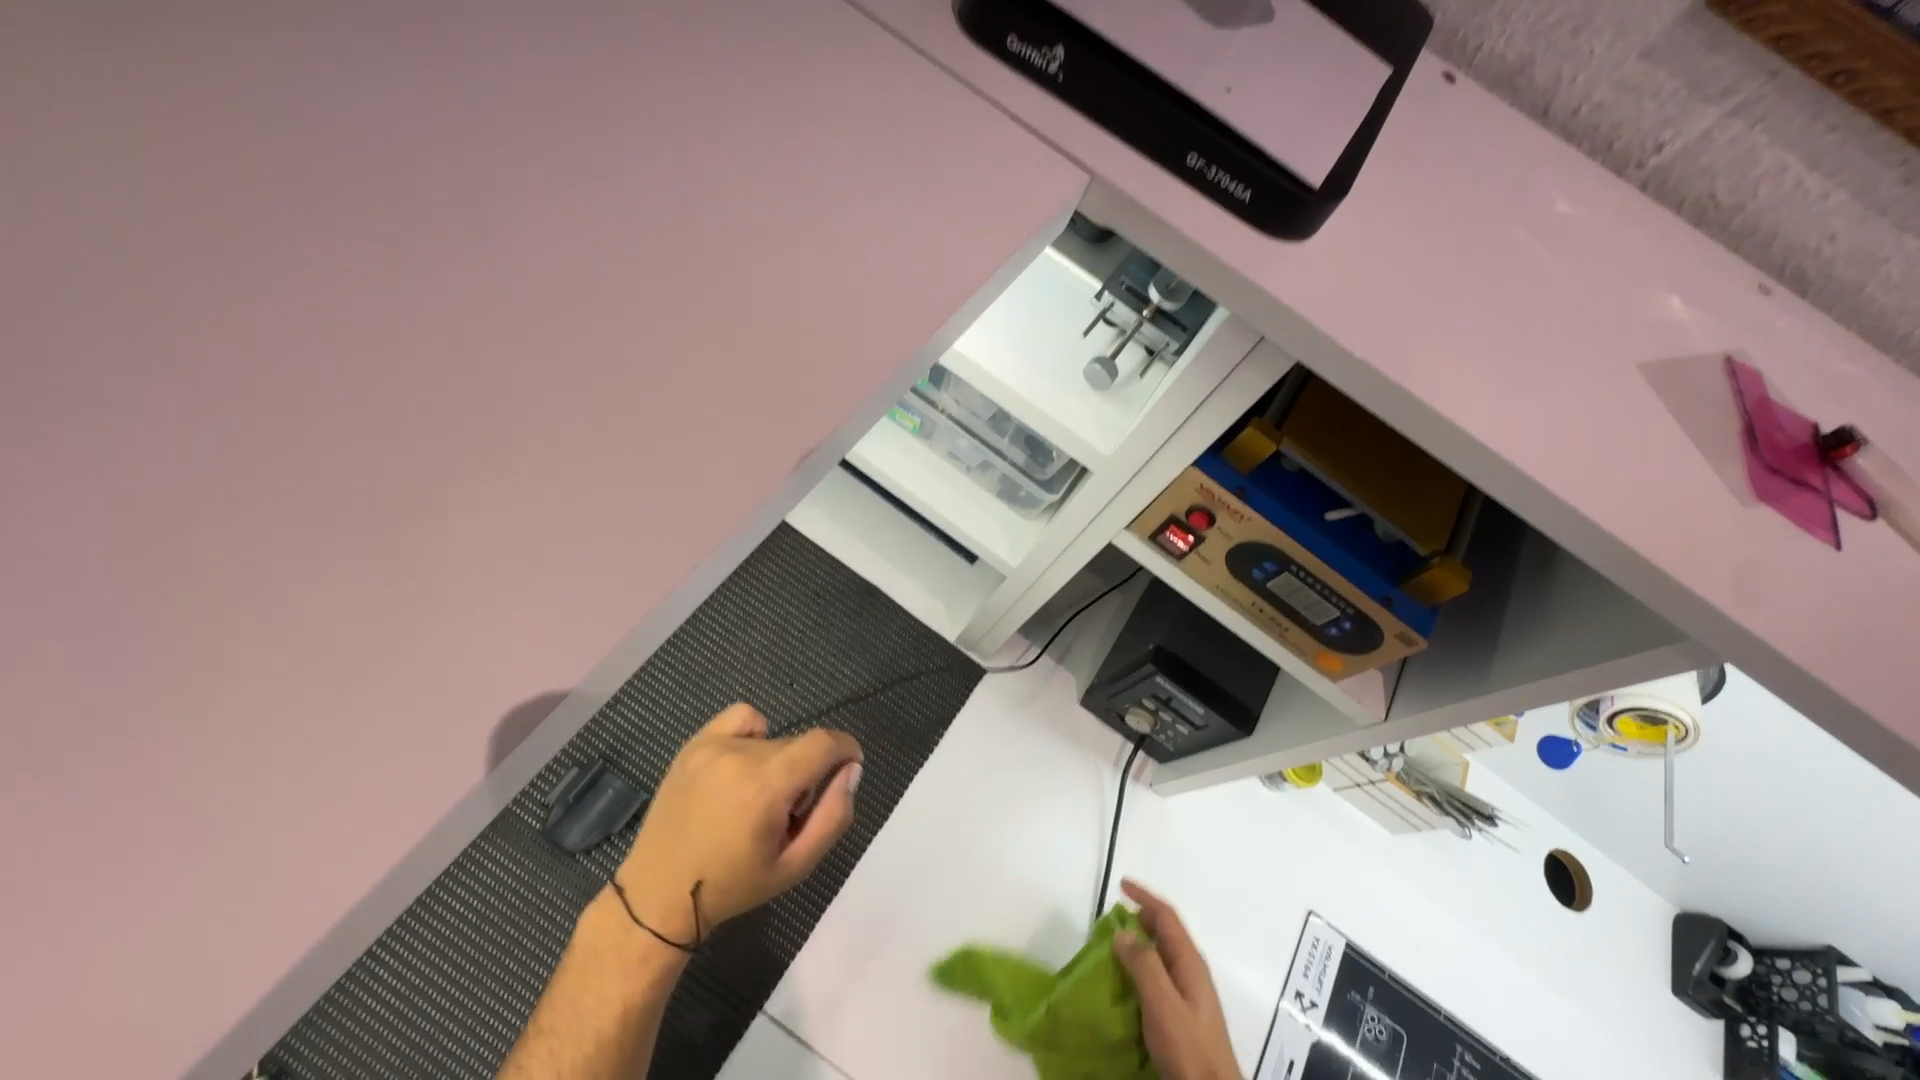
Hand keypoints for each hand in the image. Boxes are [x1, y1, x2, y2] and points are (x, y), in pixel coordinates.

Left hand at [614, 704, 862, 943]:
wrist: (659, 893)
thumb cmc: (732, 886)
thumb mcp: (796, 866)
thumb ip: (834, 816)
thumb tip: (852, 771)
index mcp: (766, 787)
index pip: (824, 743)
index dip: (847, 749)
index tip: (850, 768)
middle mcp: (739, 756)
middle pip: (799, 746)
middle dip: (808, 773)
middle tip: (788, 814)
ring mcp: (712, 746)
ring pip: (773, 739)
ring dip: (780, 761)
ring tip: (759, 797)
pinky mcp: (694, 745)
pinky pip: (742, 719)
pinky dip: (754, 735)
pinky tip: (742, 768)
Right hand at [1114, 879, 1240, 1079]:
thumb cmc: (1188, 1046)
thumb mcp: (1162, 1003)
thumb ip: (1143, 965)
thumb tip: (1122, 932)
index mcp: (1190, 962)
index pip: (1167, 917)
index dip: (1145, 898)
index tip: (1122, 885)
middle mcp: (1192, 971)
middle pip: (1167, 933)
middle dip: (1142, 918)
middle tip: (1113, 920)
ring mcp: (1190, 992)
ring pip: (1163, 955)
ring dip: (1141, 944)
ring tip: (1114, 948)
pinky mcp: (1184, 1012)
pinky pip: (1161, 976)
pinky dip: (1142, 968)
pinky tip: (1127, 983)